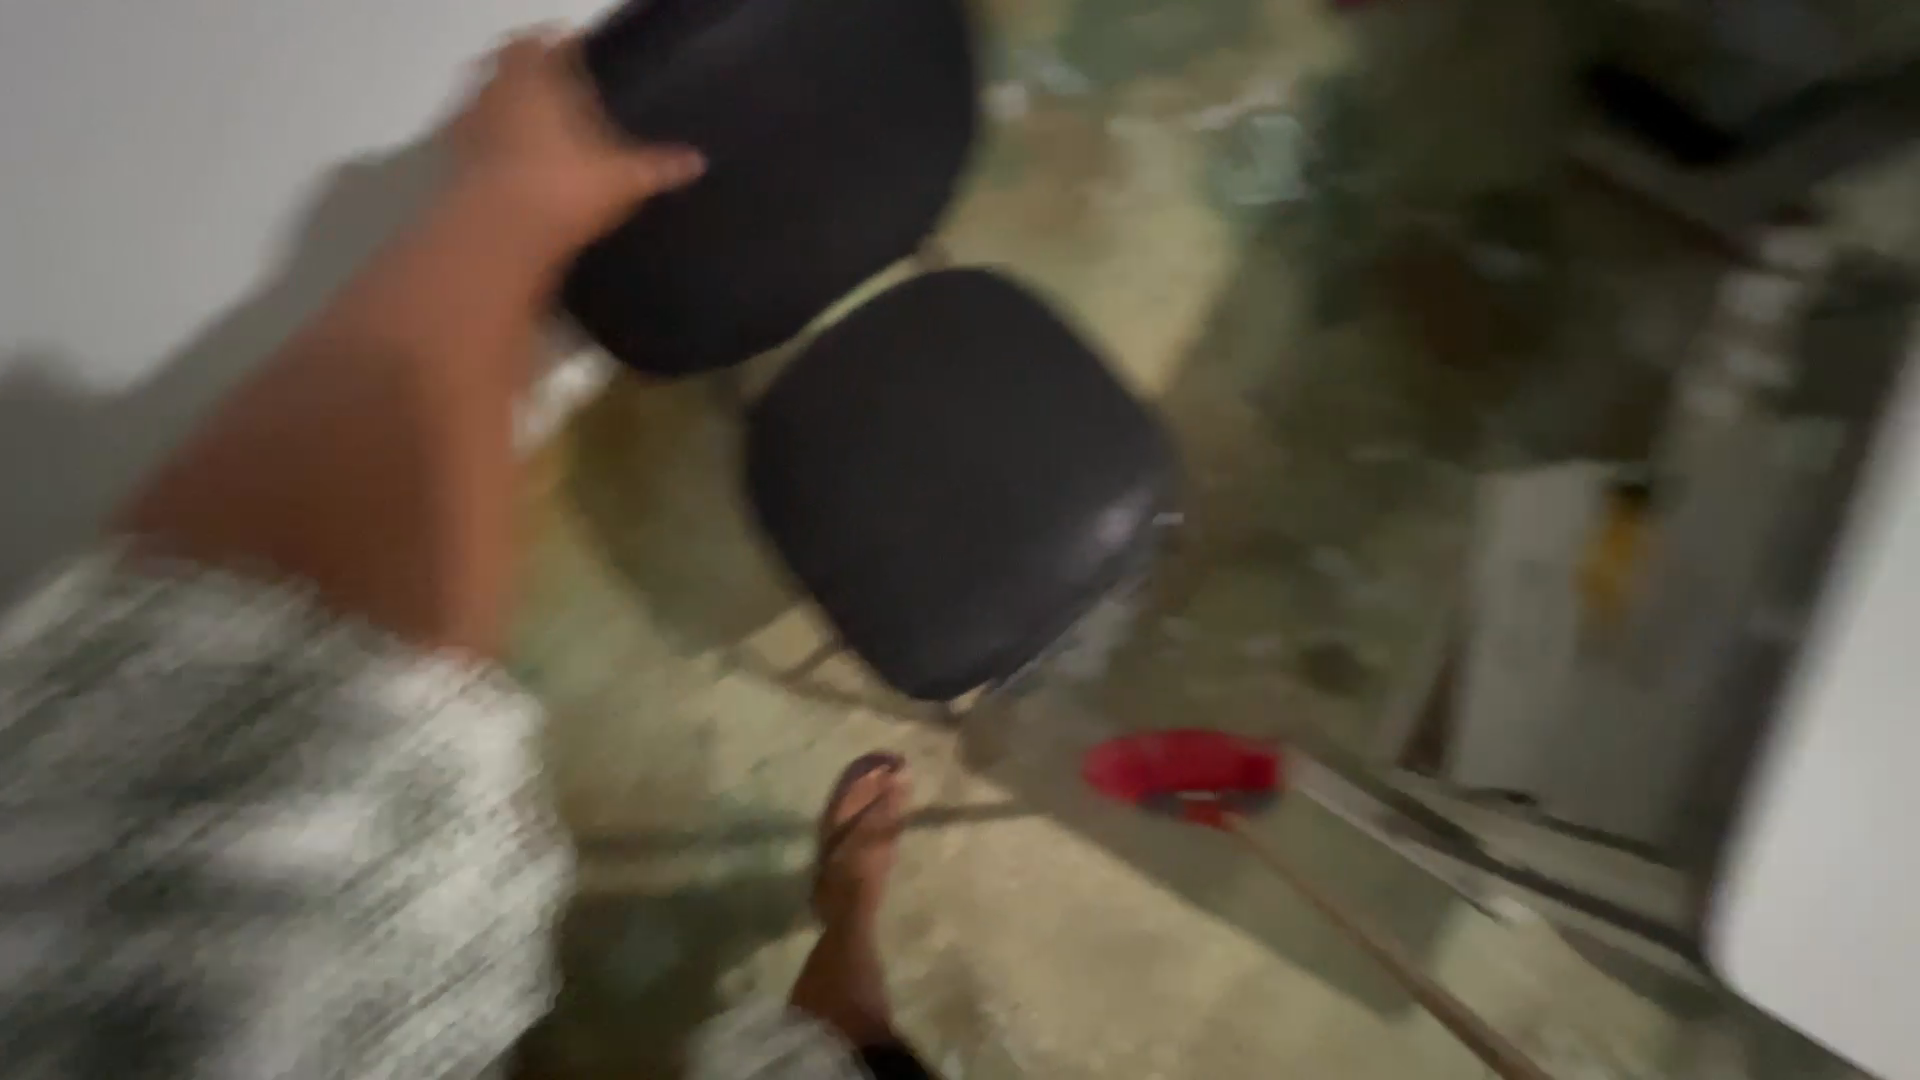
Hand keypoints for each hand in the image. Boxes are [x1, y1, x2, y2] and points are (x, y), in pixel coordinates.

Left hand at [449, 28, 704, 255]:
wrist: (501, 234)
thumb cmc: (565, 190)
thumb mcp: (624, 180)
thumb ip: (659, 166)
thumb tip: (699, 160)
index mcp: (534, 76)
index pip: (544, 41)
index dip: (562, 43)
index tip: (577, 49)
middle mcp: (495, 86)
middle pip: (507, 60)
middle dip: (530, 68)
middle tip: (556, 85)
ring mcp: (469, 119)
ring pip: (487, 94)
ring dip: (507, 101)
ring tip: (535, 123)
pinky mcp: (456, 156)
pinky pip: (474, 134)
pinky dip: (492, 138)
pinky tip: (513, 160)